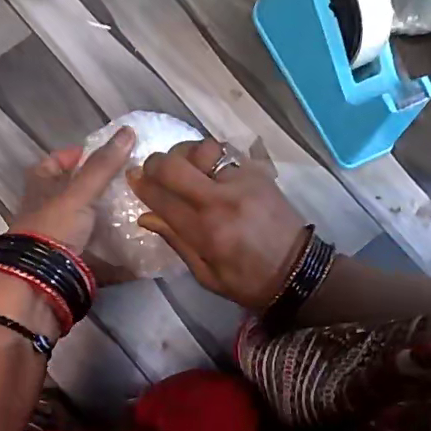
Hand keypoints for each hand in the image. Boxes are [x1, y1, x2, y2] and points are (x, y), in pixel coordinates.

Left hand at [0, 128, 135, 337]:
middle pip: (75, 196)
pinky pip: (99, 260)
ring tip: (141, 214)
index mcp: (40, 188)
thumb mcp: (78, 192)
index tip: (108, 154)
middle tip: (132, 184)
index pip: (56, 162)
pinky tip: (142, 254)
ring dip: (111, 224)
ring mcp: (59, 242)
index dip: (78, 155)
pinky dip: (119, 260)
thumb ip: (103, 166)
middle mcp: (47, 212)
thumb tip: (129, 131)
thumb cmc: (52, 228)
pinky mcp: (72, 268)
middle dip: (101, 191)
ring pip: (88, 227)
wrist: (38, 285)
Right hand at [127, 139, 308, 309]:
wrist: (298, 270)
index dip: (142, 185)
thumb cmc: (247, 281)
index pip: (162, 198)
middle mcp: (222, 200)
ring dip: (185, 155)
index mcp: (207, 232)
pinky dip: (209, 158)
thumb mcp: (206, 275)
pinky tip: (207, 171)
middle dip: (156, 163)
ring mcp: (242, 180)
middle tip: (152, 170)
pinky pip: (224, 153)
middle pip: (175, 164)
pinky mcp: (257, 171)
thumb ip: (176, 241)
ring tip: (182, 169)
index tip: (132, 178)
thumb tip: (146, 217)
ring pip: (201, 149)